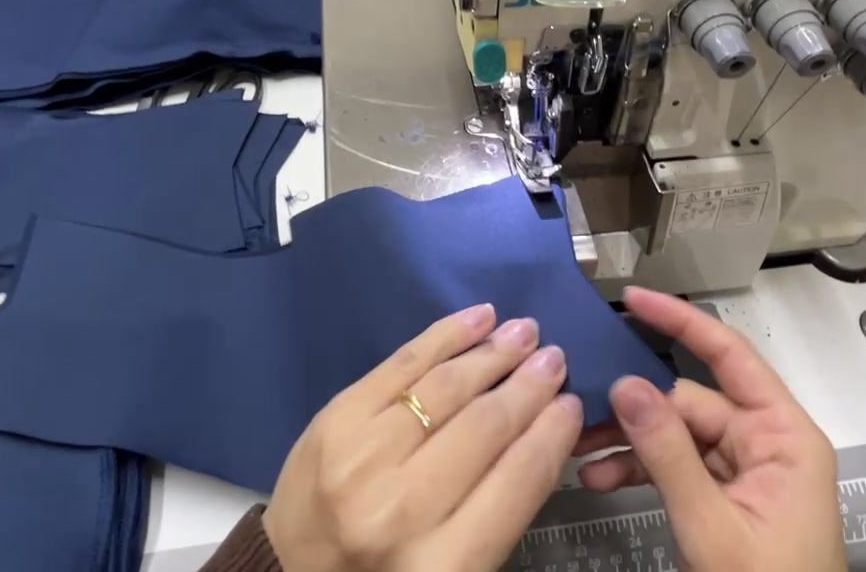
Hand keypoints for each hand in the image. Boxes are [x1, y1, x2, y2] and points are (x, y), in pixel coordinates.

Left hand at [264, 304, 583, 570]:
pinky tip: (479, 319)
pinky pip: (403, 363)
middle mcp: (401, 509)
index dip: (551, 435)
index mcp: (441, 566)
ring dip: (492, 354)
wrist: (293, 570)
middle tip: (555, 358)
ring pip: (446, 388)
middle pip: (483, 429)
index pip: (515, 482)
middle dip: (527, 387)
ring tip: (525, 332)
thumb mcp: (453, 566)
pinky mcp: (336, 418)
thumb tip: (542, 426)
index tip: (571, 403)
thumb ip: (496, 505)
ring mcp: (362, 457)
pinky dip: (446, 335)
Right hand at [576, 287, 844, 571]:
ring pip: (674, 433)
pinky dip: (639, 469)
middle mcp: (764, 440)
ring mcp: (743, 469)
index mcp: (783, 435)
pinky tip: (600, 477)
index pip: (729, 355)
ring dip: (628, 442)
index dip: (680, 321)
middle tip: (579, 413)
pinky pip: (676, 465)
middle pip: (688, 400)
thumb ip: (668, 453)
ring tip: (579, 452)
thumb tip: (625, 383)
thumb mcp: (713, 526)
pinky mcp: (724, 494)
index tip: (634, 298)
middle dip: (633, 407)